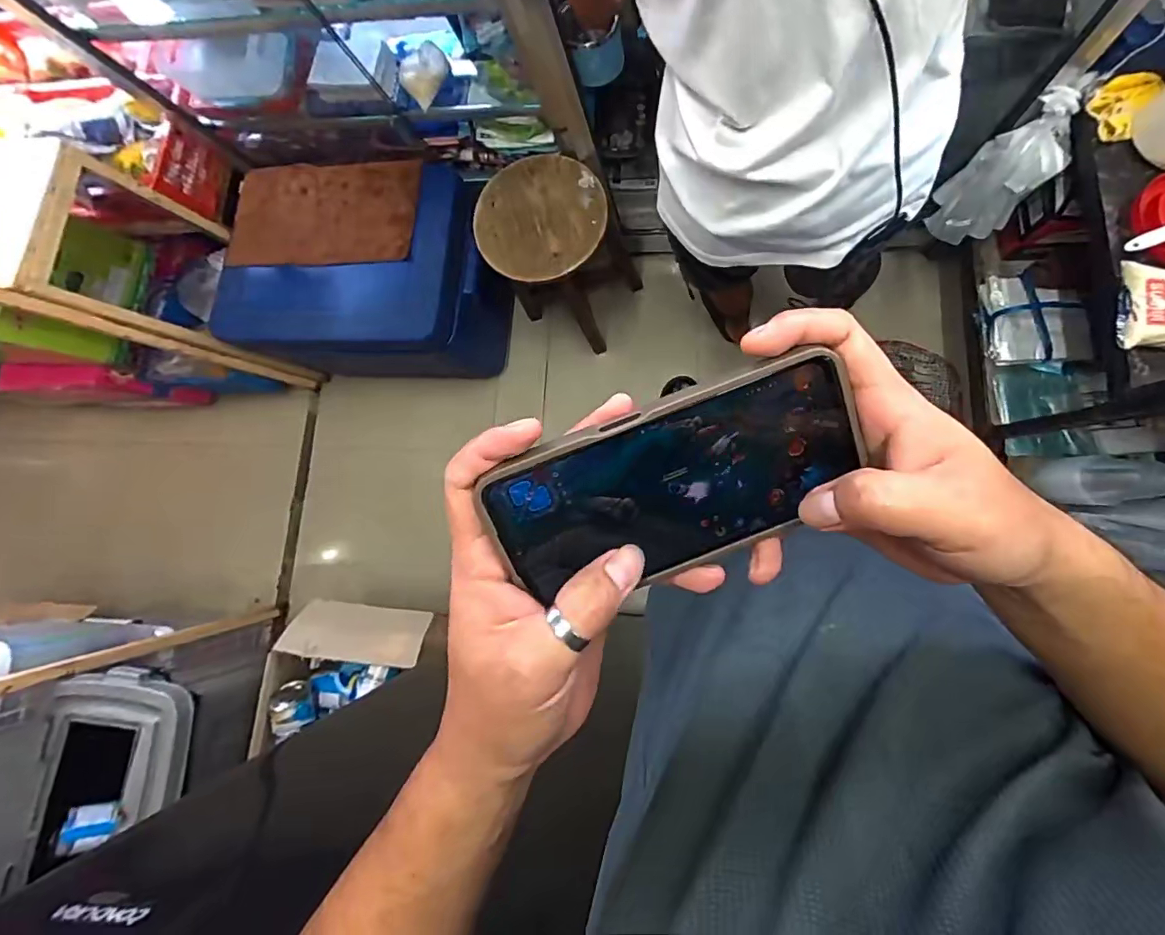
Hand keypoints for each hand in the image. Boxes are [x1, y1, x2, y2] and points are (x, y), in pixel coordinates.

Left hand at [436, 394, 778, 780]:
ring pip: (586, 513)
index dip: (490, 450)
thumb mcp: (534, 661)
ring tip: (656, 456)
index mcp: (484, 560)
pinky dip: (655, 560)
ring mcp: (554, 567)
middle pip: (541, 484)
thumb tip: (627, 558)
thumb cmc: (499, 708)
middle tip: (620, 416)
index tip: (533, 431)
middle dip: (578, 445)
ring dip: (621, 487)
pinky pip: (619, 561)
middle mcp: (518, 551)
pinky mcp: (584, 589)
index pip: (468, 485)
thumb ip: (579, 611)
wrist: (515, 748)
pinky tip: (695, 567)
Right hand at [741, 310, 1077, 588]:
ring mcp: (847, 462)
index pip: (844, 338)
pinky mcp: (842, 499)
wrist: (1007, 564)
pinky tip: (765, 558)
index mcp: (887, 404)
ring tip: (733, 512)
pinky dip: (777, 530)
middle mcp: (859, 423)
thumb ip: (880, 499)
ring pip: (788, 454)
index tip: (754, 344)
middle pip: (798, 392)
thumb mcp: (943, 507)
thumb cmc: (993, 518)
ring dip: (758, 480)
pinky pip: (796, 503)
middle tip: (721, 431)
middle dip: (757, 406)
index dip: (799, 327)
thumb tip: (810, 505)